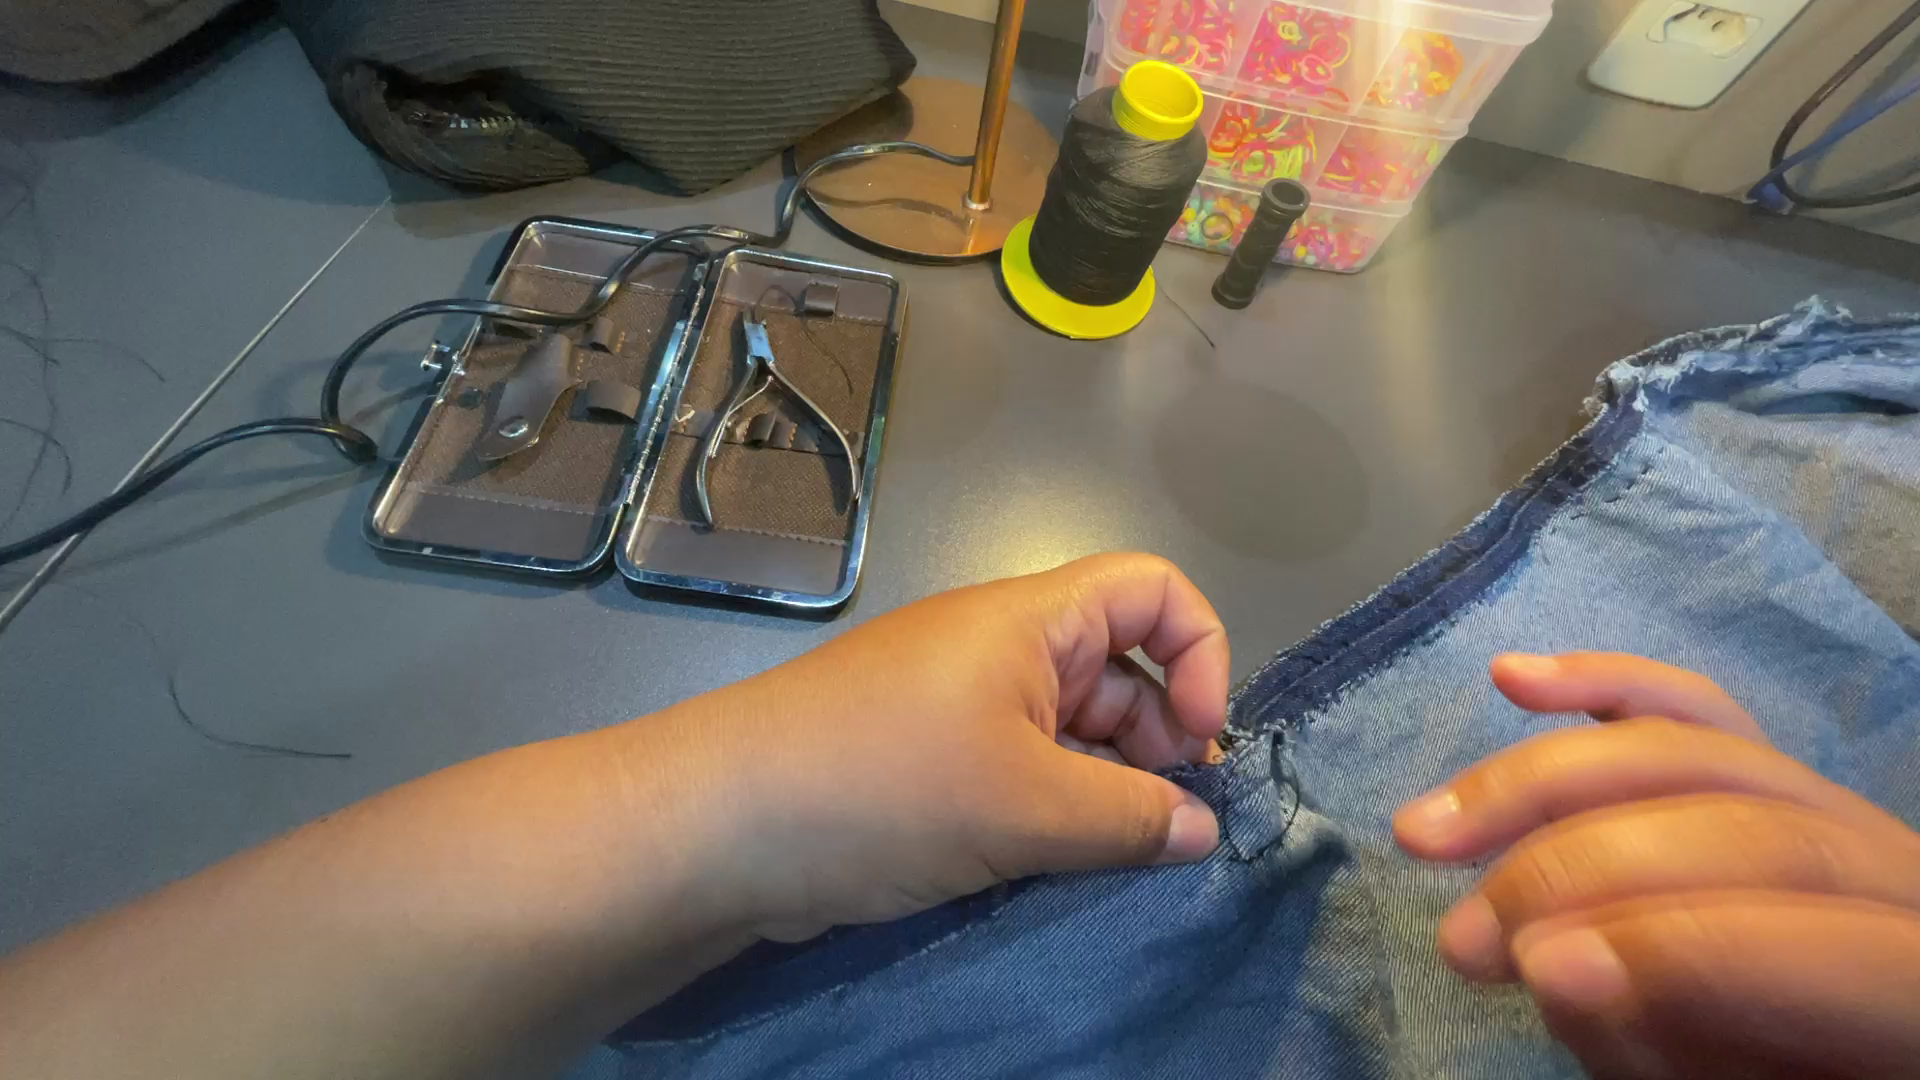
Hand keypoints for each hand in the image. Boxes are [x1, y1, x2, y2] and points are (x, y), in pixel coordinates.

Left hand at [636, 553, 1226, 940]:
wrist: (726, 822)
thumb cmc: (886, 782)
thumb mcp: (1025, 803)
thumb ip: (1129, 815)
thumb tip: (1203, 828)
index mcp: (1031, 619)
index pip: (1150, 588)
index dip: (1199, 650)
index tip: (1201, 741)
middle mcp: (1003, 646)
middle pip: (1120, 665)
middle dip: (1161, 738)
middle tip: (1169, 826)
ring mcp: (967, 701)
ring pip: (1074, 727)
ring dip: (1107, 786)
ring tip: (1117, 860)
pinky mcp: (937, 754)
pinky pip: (1026, 766)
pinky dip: (1057, 808)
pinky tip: (1063, 865)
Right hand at [1393, 653, 1919, 1078]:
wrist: (1807, 1046)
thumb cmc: (1770, 1074)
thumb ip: (1670, 1045)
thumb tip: (1551, 967)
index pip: (1816, 943)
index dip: (1668, 950)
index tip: (1533, 971)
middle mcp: (1898, 870)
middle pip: (1725, 823)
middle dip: (1564, 870)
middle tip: (1462, 939)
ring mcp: (1829, 802)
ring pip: (1674, 749)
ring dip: (1524, 784)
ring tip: (1422, 832)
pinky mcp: (1759, 766)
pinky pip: (1682, 705)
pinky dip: (1592, 682)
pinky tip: (1508, 675)